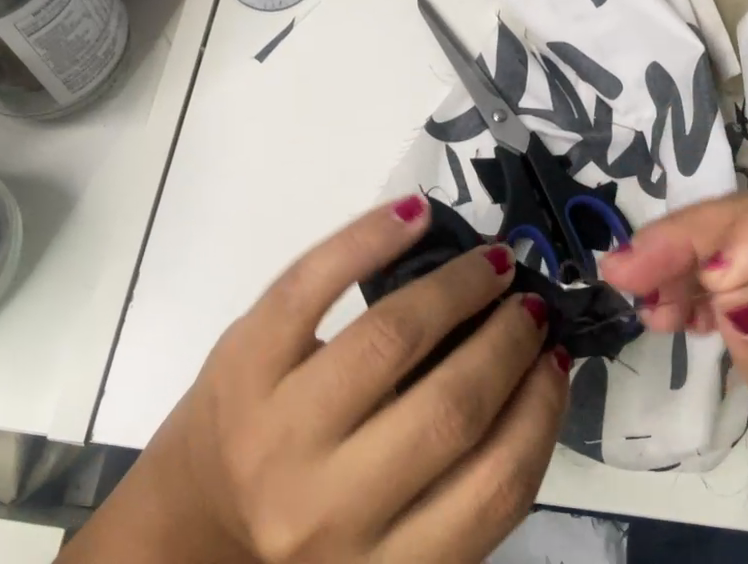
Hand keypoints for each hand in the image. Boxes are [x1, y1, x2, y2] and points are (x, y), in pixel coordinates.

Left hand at [66, 196, 569, 562]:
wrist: (191, 516)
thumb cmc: (306, 524)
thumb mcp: (388, 539)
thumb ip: (455, 480)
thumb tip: (531, 367)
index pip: (492, 490)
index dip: (539, 414)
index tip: (556, 362)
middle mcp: (329, 507)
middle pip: (448, 409)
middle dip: (506, 342)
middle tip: (531, 303)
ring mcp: (278, 425)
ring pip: (389, 339)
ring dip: (457, 288)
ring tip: (493, 263)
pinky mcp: (241, 358)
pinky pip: (311, 282)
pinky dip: (369, 237)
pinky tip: (415, 215)